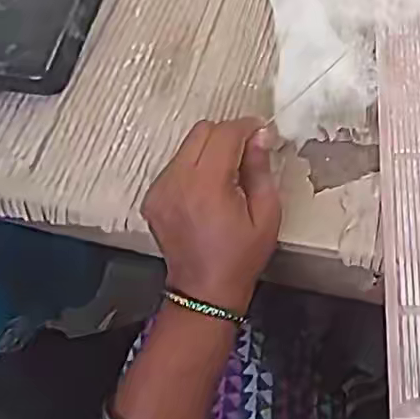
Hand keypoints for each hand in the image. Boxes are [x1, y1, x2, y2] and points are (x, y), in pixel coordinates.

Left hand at [142, 118, 281, 313]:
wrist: (204, 291)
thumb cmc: (241, 257)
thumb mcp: (266, 214)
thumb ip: (261, 170)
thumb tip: (260, 136)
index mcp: (207, 186)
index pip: (225, 134)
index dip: (247, 127)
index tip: (262, 132)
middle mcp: (177, 182)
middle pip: (202, 131)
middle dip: (228, 134)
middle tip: (248, 151)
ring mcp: (160, 189)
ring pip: (187, 145)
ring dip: (210, 149)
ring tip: (229, 174)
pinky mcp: (153, 197)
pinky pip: (176, 165)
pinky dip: (194, 166)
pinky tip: (209, 189)